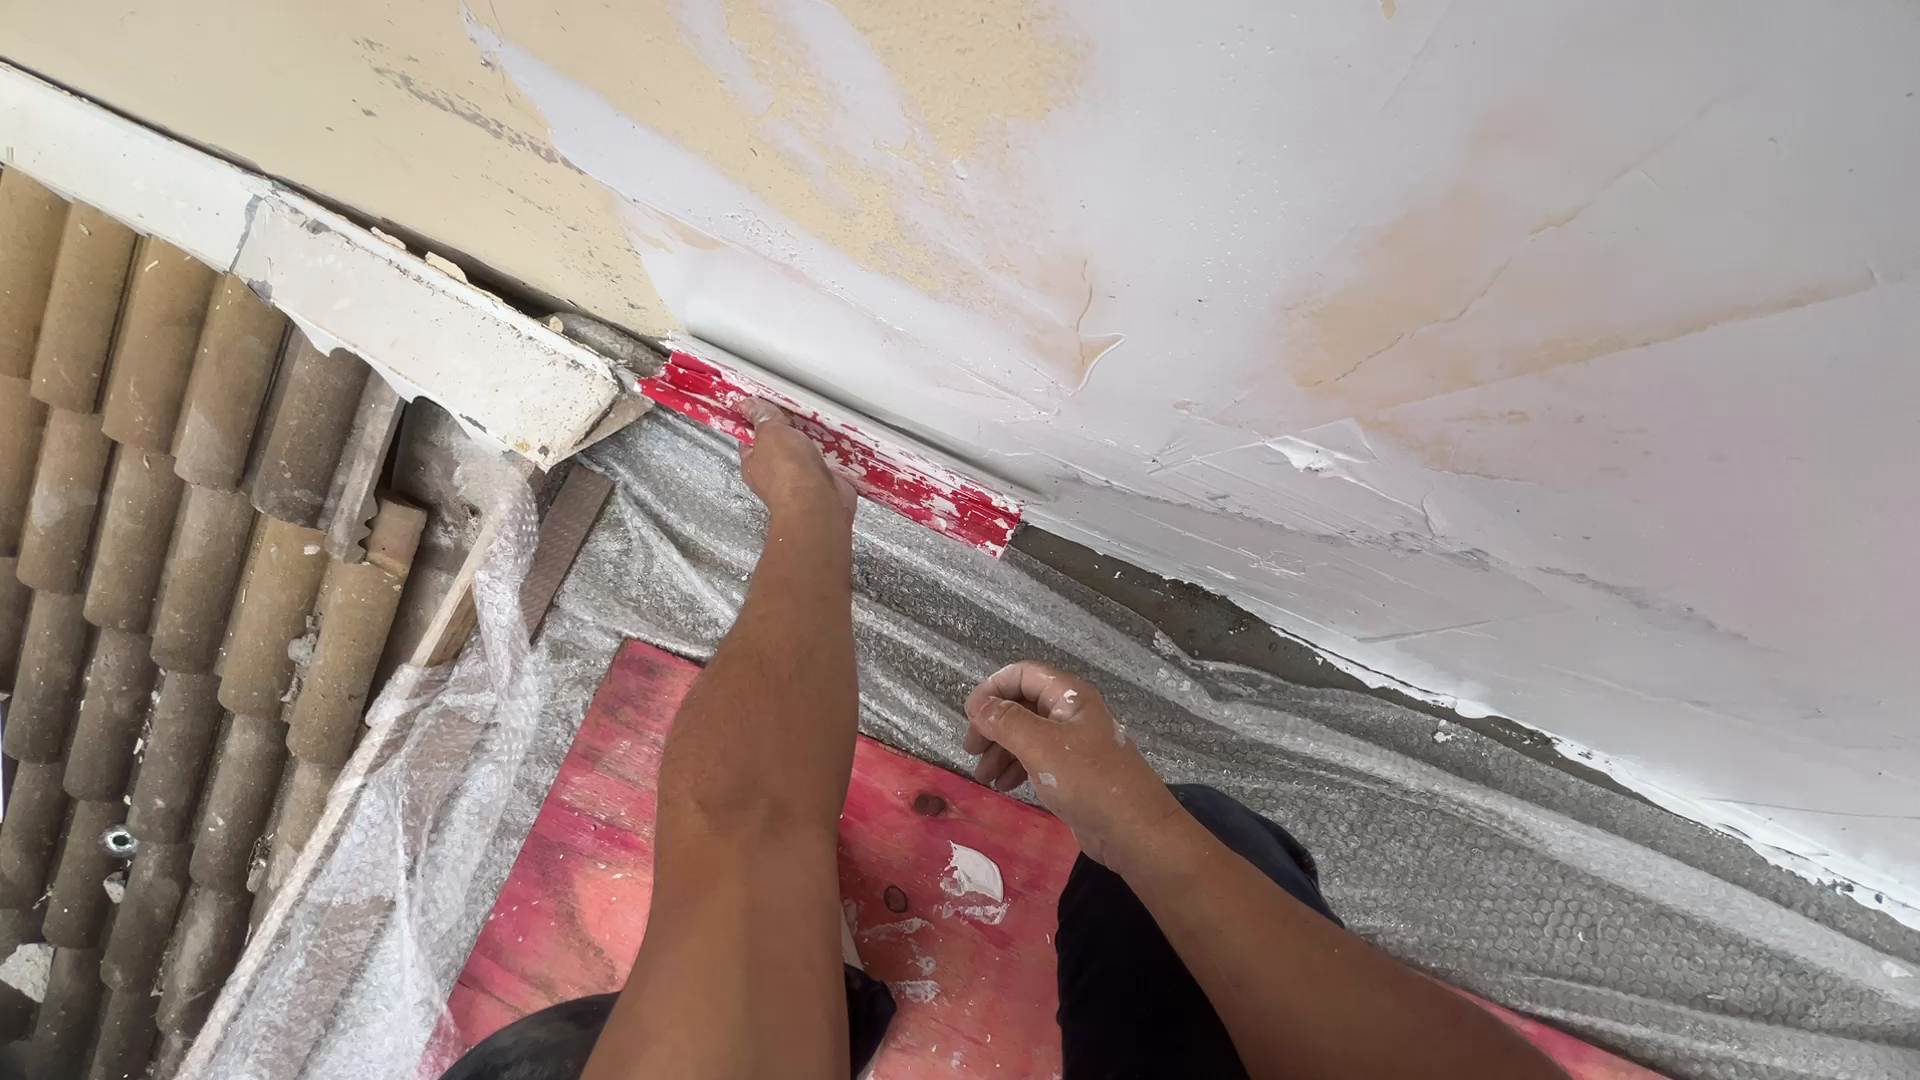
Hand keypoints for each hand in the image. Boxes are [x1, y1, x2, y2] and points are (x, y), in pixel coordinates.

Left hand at [738, 399, 856, 524]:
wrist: (818, 501)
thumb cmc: (788, 471)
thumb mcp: (769, 432)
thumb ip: (762, 417)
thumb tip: (748, 405)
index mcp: (754, 463)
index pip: (751, 439)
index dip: (758, 421)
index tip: (766, 406)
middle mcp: (777, 475)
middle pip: (783, 445)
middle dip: (793, 430)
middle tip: (800, 414)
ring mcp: (803, 481)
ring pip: (809, 454)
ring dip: (817, 442)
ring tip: (822, 425)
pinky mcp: (826, 485)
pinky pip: (831, 464)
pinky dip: (837, 455)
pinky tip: (840, 443)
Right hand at [963, 661, 1184, 868]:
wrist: (1135, 832)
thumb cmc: (1089, 781)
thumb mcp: (1040, 746)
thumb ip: (1005, 721)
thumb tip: (976, 704)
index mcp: (1069, 696)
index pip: (1023, 674)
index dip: (993, 688)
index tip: (969, 714)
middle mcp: (1072, 713)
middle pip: (1022, 705)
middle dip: (993, 725)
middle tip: (970, 750)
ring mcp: (1074, 743)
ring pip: (1027, 734)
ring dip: (1001, 750)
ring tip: (982, 777)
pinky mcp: (1074, 772)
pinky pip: (1037, 759)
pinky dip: (1017, 767)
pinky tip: (1004, 785)